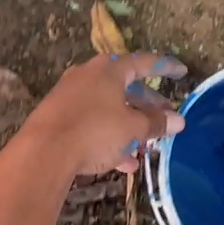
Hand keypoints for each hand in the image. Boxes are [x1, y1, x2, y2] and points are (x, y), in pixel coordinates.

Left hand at [18, 53, 186, 179]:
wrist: (42, 153)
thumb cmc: (94, 132)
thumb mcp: (132, 129)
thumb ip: (155, 123)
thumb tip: (177, 121)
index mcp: (110, 69)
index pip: (145, 62)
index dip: (165, 67)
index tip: (181, 72)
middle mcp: (89, 76)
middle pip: (126, 86)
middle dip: (148, 105)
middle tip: (165, 119)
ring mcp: (71, 96)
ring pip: (109, 107)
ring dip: (130, 126)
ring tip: (146, 147)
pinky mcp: (59, 117)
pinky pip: (93, 122)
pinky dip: (110, 137)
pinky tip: (123, 162)